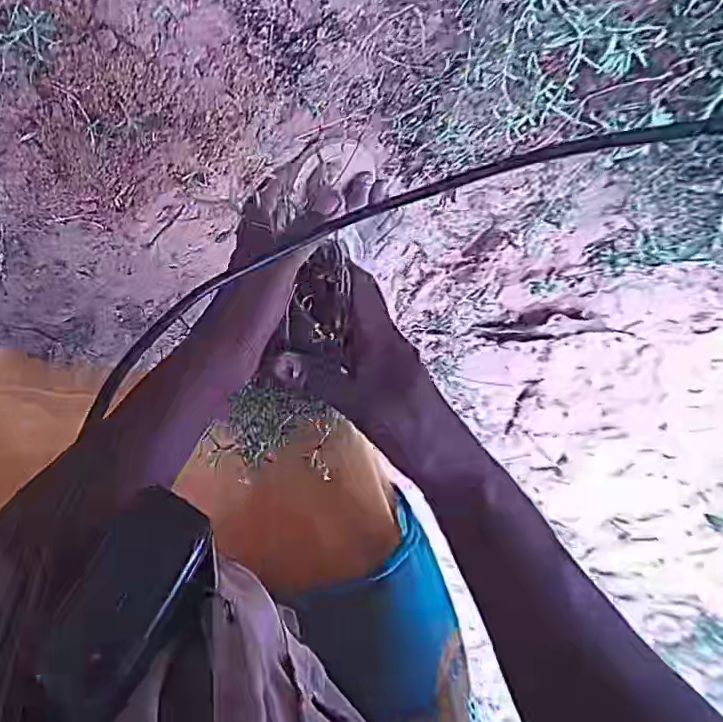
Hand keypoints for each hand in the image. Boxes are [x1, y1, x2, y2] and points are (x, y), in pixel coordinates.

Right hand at [261, 262, 429, 431]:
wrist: (450, 467)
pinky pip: (344, 348)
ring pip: (344, 325)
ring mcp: (380, 359)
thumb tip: (272, 360)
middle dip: (314, 288)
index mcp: (382, 337)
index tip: (297, 254)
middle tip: (272, 287)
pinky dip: (320, 341)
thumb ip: (317, 378)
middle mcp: (382, 340)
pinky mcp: (376, 377)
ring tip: (275, 314)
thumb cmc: (412, 429)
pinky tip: (297, 351)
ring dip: (315, 315)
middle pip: (348, 301)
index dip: (332, 264)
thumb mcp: (360, 402)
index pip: (358, 285)